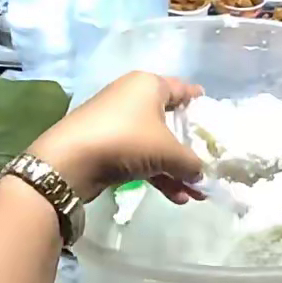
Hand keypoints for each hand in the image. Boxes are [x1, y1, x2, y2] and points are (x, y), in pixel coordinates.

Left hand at [27, 72, 206, 203]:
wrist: (70, 161)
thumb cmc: (127, 140)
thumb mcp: (168, 152)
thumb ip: (191, 162)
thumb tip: (200, 174)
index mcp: (149, 85)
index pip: (182, 88)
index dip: (198, 100)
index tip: (211, 111)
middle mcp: (132, 97)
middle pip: (169, 120)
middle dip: (189, 146)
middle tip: (208, 162)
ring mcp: (117, 122)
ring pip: (155, 144)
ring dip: (175, 168)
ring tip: (195, 194)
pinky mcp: (106, 144)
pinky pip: (140, 157)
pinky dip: (157, 174)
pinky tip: (176, 197)